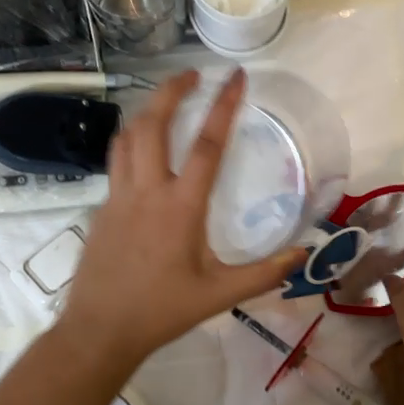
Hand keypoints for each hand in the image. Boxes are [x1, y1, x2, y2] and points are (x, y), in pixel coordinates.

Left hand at [57, 69, 304, 372]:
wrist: (99, 330)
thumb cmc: (162, 311)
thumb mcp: (220, 295)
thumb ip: (264, 273)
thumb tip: (304, 254)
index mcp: (180, 207)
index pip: (207, 145)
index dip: (223, 106)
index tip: (234, 77)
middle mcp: (147, 191)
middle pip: (154, 124)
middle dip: (171, 91)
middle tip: (192, 74)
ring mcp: (119, 197)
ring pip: (127, 138)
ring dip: (147, 112)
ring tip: (165, 101)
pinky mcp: (102, 208)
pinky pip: (116, 162)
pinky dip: (131, 142)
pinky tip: (141, 150)